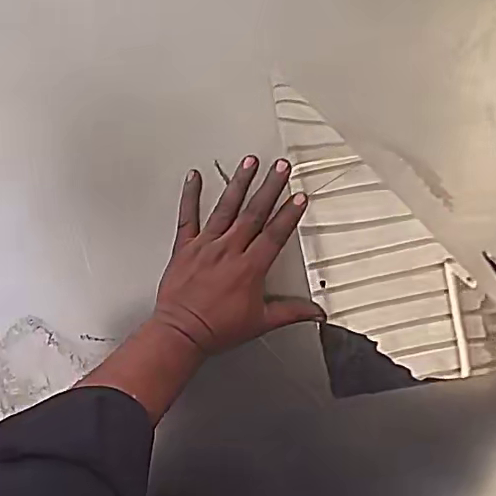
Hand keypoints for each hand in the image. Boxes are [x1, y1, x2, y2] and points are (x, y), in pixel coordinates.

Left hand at [151, 156, 324, 354]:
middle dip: (270, 187)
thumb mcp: (260, 322)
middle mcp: (228, 251)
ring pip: (225, 208)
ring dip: (239, 183)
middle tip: (281, 167)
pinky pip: (187, 216)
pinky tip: (194, 177)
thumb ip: (291, 312)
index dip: (289, 214)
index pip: (274, 234)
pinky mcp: (184, 248)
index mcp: (249, 268)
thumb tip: (315, 313)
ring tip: (249, 162)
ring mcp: (205, 246)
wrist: (180, 333)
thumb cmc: (215, 329)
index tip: (299, 197)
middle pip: (254, 213)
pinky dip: (190, 195)